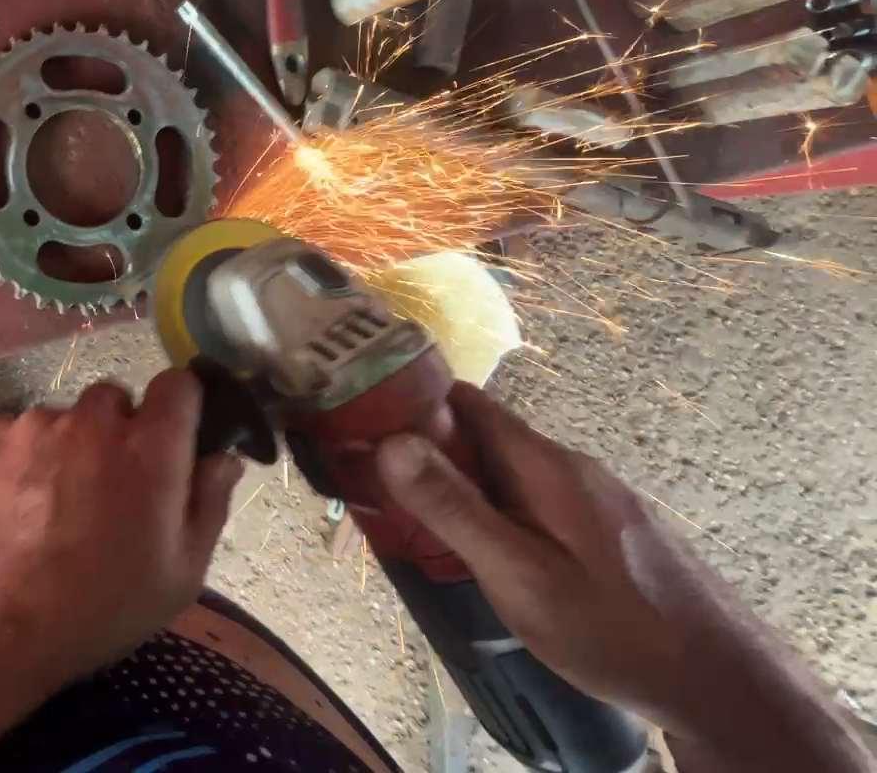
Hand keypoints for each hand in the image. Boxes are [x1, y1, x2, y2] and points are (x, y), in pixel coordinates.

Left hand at [0, 369, 243, 690]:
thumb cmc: (100, 607)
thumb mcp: (180, 574)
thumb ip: (209, 503)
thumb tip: (223, 456)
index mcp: (149, 451)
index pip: (177, 385)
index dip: (177, 404)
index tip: (170, 432)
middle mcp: (93, 421)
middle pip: (113, 400)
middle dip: (116, 430)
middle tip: (104, 484)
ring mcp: (36, 423)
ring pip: (62, 417)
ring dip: (65, 444)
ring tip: (50, 502)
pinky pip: (16, 429)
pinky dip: (20, 454)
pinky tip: (13, 500)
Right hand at [376, 383, 869, 771]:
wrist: (731, 693)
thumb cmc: (613, 629)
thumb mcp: (518, 573)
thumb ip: (452, 506)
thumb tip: (390, 441)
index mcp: (545, 464)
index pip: (465, 401)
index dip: (411, 403)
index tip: (363, 423)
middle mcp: (570, 467)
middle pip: (481, 435)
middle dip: (426, 451)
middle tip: (376, 484)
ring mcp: (593, 497)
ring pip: (506, 470)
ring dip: (460, 483)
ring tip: (419, 521)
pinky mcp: (607, 527)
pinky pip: (531, 497)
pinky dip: (494, 506)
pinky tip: (485, 548)